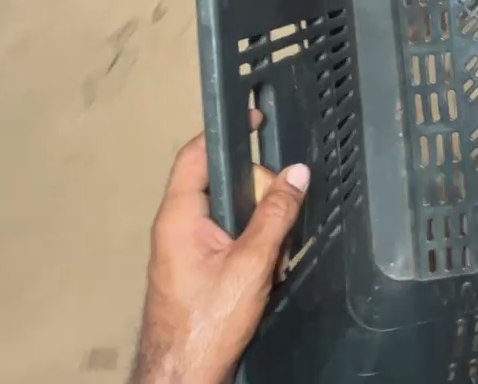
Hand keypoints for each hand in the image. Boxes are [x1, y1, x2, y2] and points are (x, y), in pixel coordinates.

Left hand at [134, 116, 308, 383]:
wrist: (184, 379)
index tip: (258, 118)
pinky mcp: (200, 265)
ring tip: (275, 253)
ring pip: (235, 209)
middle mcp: (179, 226)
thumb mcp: (251, 263)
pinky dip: (256, 241)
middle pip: (227, 181)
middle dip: (261, 189)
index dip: (226, 131)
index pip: (195, 155)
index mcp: (180, 217)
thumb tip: (298, 170)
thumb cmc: (209, 320)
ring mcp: (188, 247)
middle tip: (283, 211)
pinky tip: (269, 266)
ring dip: (263, 221)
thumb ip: (276, 213)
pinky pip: (234, 233)